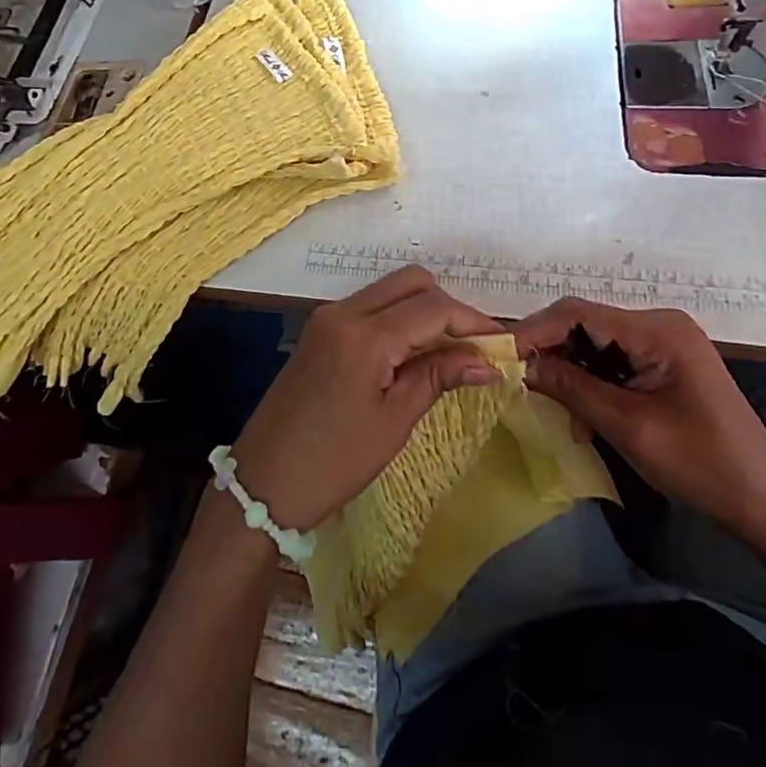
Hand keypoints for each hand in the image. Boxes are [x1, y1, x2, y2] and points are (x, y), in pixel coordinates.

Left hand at [231, 266, 502, 530]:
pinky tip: (414, 351)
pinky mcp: (319, 331)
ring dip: (424, 309)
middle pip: (412, 282)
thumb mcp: (394, 421)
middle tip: (473, 346)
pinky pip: (370, 306)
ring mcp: (327, 318)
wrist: (263, 484)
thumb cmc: (334, 462)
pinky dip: (399, 317)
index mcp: (365, 336)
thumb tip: (488, 361)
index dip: (474, 322)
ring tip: (449, 350)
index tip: (502, 344)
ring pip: (390, 289)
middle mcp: (344, 313)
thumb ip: (439, 376)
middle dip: (449, 307)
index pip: (434, 308)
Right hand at [511, 299, 765, 532]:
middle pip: (584, 325)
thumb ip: (572, 388)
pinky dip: (592, 387)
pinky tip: (586, 421)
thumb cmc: (701, 463)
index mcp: (658, 330)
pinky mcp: (663, 364)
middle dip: (550, 354)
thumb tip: (522, 366)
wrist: (763, 499)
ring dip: (571, 376)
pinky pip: (613, 363)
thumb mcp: (628, 426)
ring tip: (561, 415)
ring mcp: (663, 344)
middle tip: (518, 386)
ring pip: (595, 346)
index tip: (499, 358)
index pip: (578, 313)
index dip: (534, 331)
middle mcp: (659, 325)